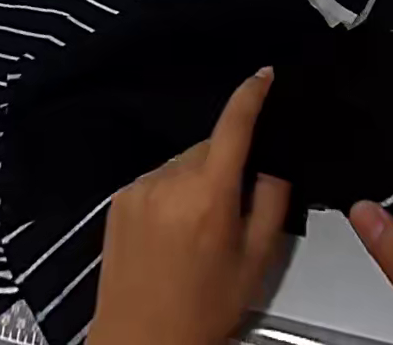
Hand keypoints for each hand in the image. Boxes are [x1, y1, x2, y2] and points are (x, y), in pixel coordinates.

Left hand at [91, 68, 291, 344]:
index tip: (264, 74)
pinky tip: (171, 229)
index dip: (251, 94)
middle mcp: (170, 180)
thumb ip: (271, 204)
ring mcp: (141, 186)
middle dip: (224, 164)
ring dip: (196, 178)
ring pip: (184, 161)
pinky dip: (172, 190)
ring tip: (196, 228)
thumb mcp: (254, 263)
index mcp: (208, 194)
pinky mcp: (121, 196)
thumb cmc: (200, 311)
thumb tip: (270, 165)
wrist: (138, 344)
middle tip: (229, 208)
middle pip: (209, 146)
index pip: (234, 125)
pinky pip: (159, 177)